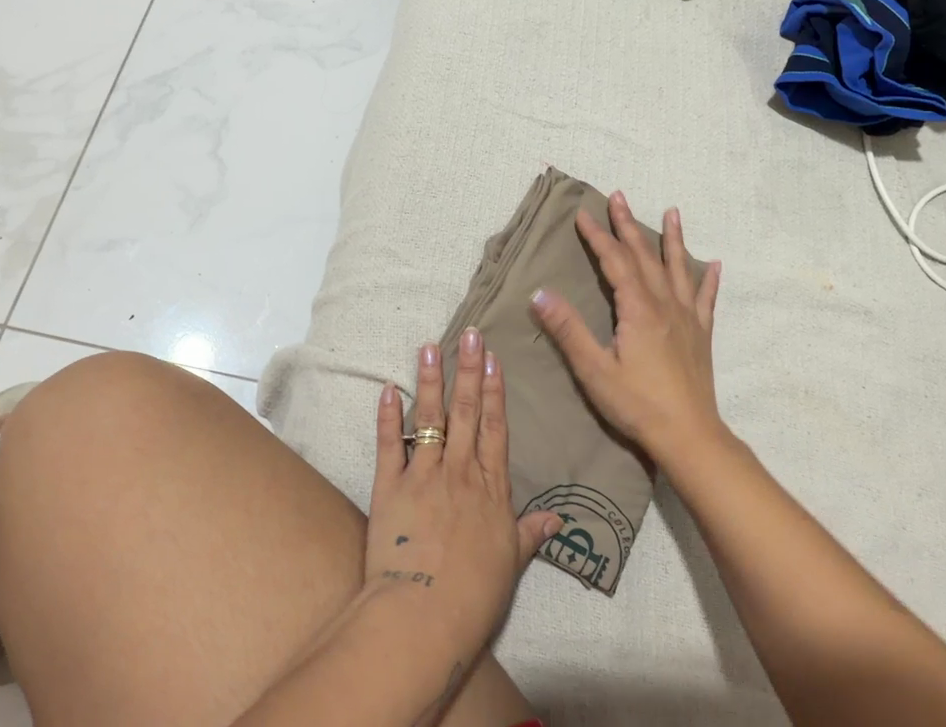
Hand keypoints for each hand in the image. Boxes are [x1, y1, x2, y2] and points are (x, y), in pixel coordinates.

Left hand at [365, 331, 562, 654]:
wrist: (425, 613)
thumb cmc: (475, 593)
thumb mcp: (512, 561)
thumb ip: (531, 534)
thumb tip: (558, 520)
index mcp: (492, 487)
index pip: (495, 428)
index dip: (495, 392)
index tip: (494, 360)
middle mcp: (461, 471)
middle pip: (466, 412)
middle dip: (469, 370)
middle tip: (469, 333)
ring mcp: (424, 475)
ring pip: (430, 417)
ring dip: (430, 380)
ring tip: (430, 346)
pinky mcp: (390, 486)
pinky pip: (390, 444)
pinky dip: (387, 416)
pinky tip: (387, 389)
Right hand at [530, 193, 726, 466]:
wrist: (689, 435)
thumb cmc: (637, 404)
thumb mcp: (594, 369)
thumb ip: (567, 330)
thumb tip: (539, 294)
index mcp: (638, 309)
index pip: (614, 262)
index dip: (597, 237)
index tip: (582, 214)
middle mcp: (665, 305)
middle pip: (644, 257)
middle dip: (629, 226)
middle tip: (619, 196)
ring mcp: (688, 319)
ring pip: (678, 269)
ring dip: (673, 240)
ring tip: (673, 212)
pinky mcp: (701, 336)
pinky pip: (706, 299)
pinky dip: (709, 279)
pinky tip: (714, 265)